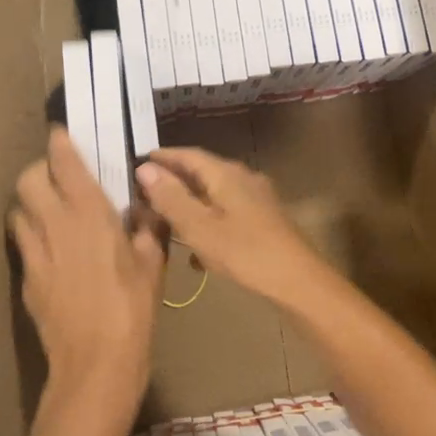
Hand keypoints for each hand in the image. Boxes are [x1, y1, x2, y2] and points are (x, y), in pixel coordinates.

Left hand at [10, 127, 165, 393]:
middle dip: (39, 170)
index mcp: (89, 213)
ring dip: (31, 202)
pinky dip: (33, 236)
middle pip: (28, 180)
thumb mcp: (152, 263)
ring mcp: (35, 253)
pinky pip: (22, 244)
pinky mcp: (26, 280)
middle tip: (59, 176)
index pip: (65, 163)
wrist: (95, 364)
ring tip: (52, 210)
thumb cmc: (133, 307)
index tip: (61, 133)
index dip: (59, 143)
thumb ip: (148, 228)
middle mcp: (55, 224)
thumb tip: (144, 210)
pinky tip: (53, 251)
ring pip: (18, 210)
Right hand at [135, 147, 329, 305]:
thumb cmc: (245, 252)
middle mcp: (243, 178)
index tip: (137, 162)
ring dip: (190, 204)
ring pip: (215, 194)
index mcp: (226, 174)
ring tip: (165, 220)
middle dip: (174, 181)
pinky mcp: (263, 221)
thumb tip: (145, 168)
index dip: (163, 157)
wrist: (297, 280)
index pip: (189, 155)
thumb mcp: (199, 227)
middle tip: (144, 192)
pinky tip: (197, 254)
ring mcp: (256, 199)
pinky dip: (208, 223)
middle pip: (202, 172)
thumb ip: (171, 197)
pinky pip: (227, 214)